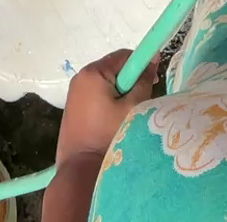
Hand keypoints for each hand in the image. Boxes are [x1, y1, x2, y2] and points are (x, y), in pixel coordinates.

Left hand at [55, 49, 155, 163]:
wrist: (80, 170)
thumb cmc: (107, 135)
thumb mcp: (132, 106)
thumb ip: (144, 80)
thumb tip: (153, 58)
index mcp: (93, 72)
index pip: (124, 56)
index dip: (141, 65)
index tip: (152, 81)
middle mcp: (80, 77)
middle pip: (114, 68)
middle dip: (130, 80)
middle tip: (141, 100)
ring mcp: (74, 92)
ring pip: (106, 82)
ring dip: (119, 92)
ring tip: (127, 113)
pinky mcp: (73, 107)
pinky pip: (96, 94)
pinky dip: (108, 100)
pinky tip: (113, 120)